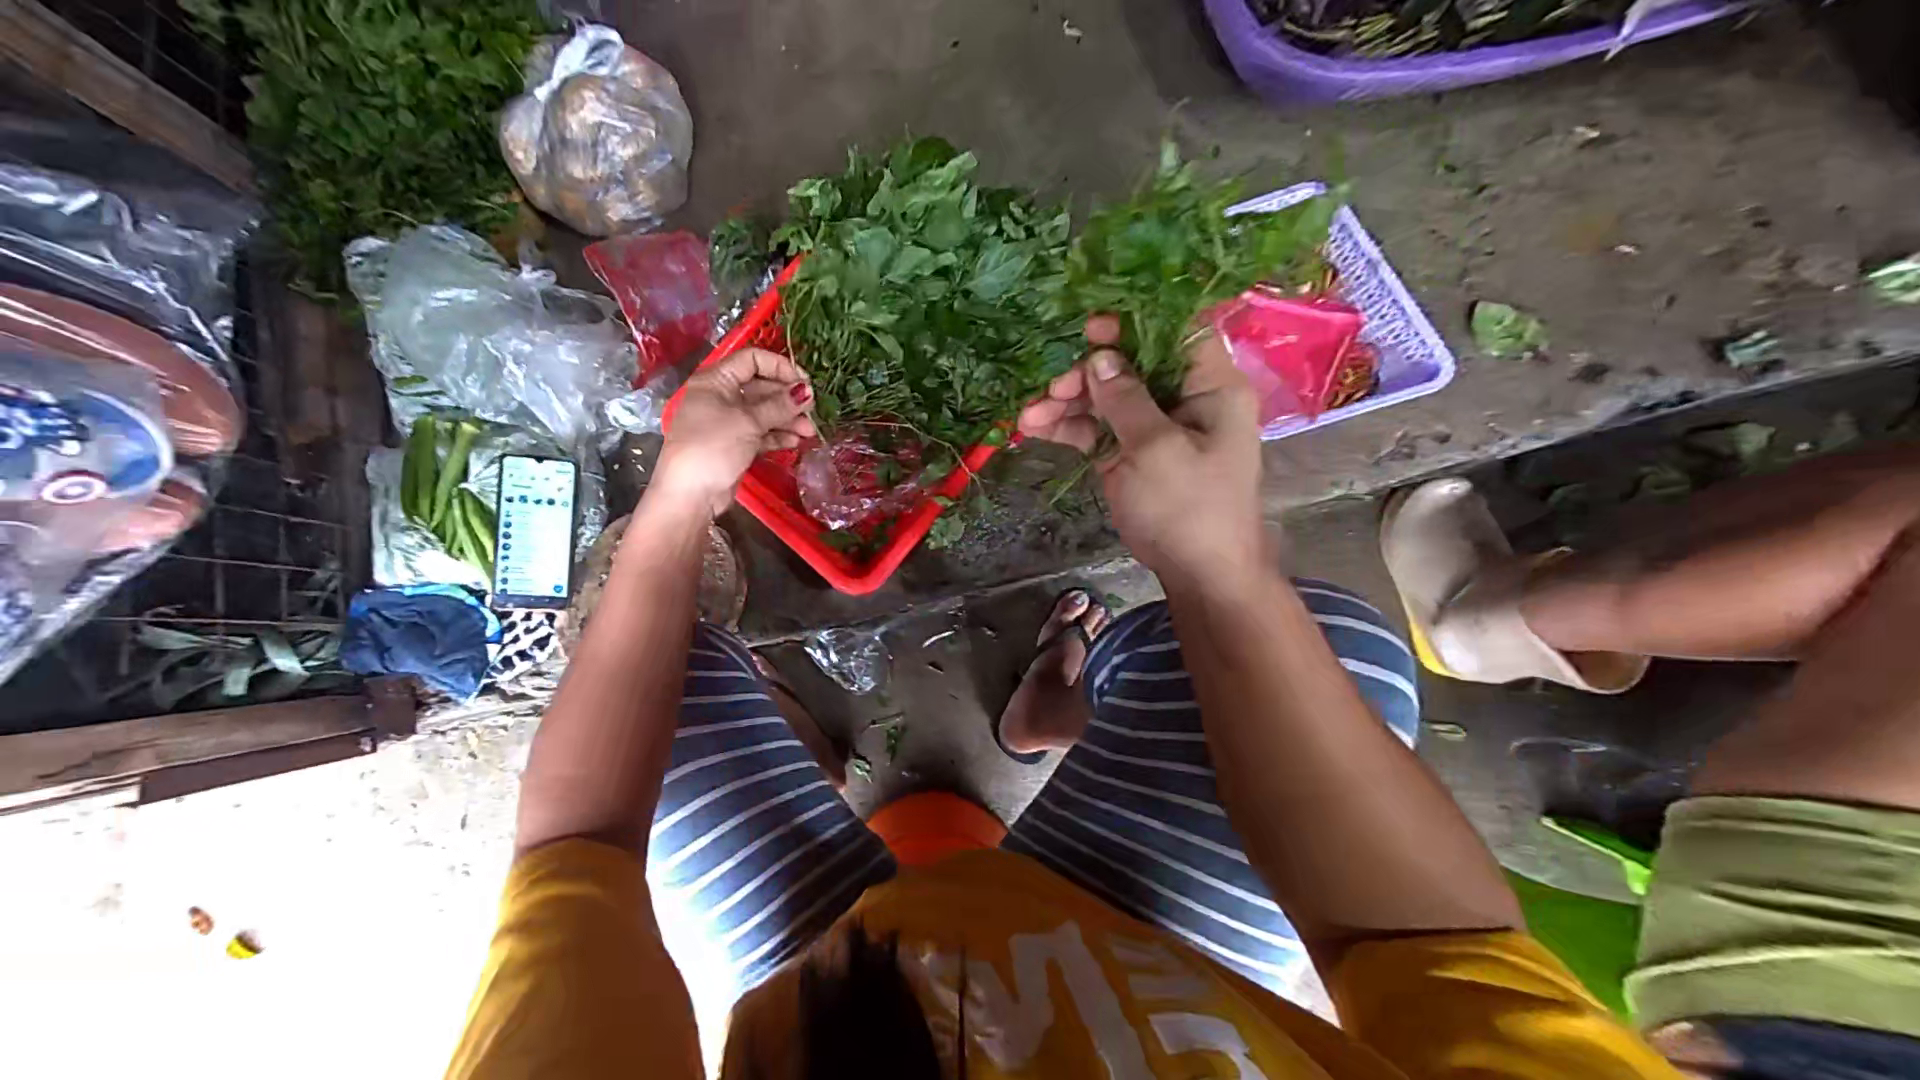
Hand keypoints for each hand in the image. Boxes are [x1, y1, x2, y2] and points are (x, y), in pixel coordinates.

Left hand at [654, 348, 815, 517]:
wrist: (691, 494)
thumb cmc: (713, 447)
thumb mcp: (748, 422)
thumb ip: (779, 405)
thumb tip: (806, 391)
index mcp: (716, 381)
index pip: (752, 360)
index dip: (780, 367)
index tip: (805, 383)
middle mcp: (721, 397)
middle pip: (761, 387)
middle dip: (788, 398)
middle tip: (812, 411)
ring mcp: (728, 422)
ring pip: (764, 413)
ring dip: (788, 419)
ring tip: (809, 431)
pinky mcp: (735, 444)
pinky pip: (761, 433)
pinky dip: (778, 435)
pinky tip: (796, 442)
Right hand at [1018, 316, 1265, 586]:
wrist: (1200, 575)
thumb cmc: (1189, 508)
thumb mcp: (1156, 449)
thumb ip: (1126, 399)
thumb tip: (1101, 357)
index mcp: (1210, 387)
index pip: (1174, 334)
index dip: (1133, 324)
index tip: (1090, 331)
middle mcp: (1183, 401)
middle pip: (1130, 366)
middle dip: (1086, 375)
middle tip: (1051, 390)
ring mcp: (1154, 430)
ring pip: (1106, 399)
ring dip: (1066, 404)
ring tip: (1029, 416)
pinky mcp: (1131, 456)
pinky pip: (1097, 431)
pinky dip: (1069, 429)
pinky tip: (1034, 429)